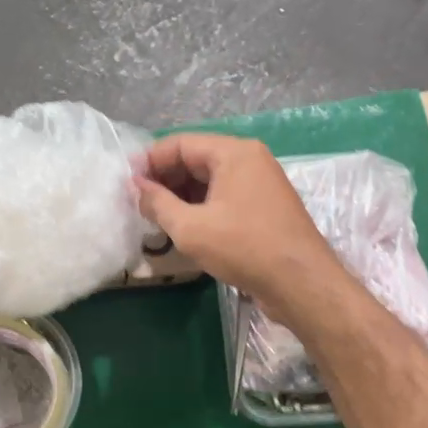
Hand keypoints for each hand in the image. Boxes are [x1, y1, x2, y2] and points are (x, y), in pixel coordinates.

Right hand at [135, 134, 340, 316]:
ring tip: (156, 218)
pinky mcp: (264, 206)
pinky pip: (224, 195)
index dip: (149, 161)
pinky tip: (184, 227)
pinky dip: (201, 206)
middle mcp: (249, 159)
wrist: (301, 283)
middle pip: (195, 158)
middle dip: (164, 179)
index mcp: (233, 152)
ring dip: (181, 195)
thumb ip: (157, 203)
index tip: (126, 184)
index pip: (180, 144)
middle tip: (138, 203)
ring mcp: (260, 182)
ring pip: (209, 179)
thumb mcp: (190, 227)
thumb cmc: (244, 248)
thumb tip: (136, 187)